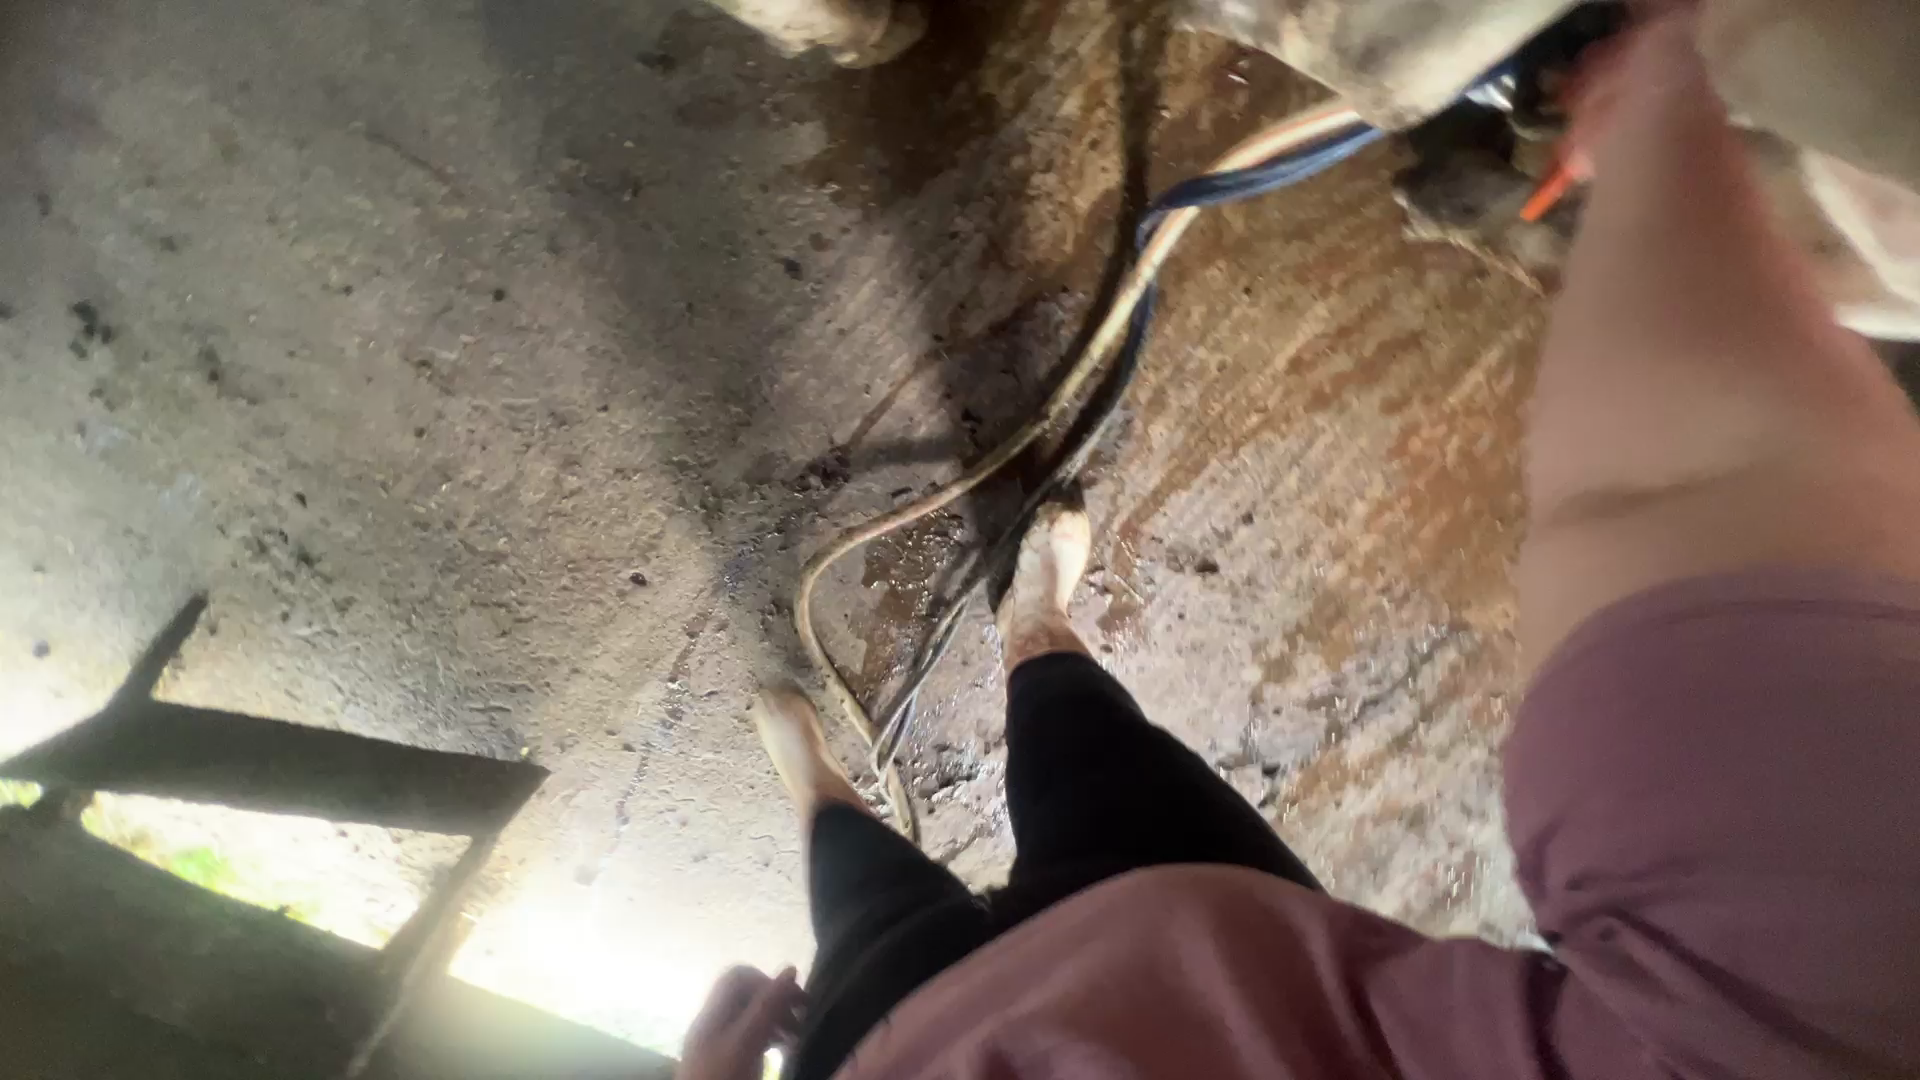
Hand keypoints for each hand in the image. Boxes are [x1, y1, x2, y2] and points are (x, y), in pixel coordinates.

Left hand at [677, 965, 803, 1079]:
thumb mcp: (746, 1042)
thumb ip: (767, 1006)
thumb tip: (791, 969)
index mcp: (712, 1016)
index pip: (738, 976)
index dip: (767, 980)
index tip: (791, 1001)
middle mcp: (712, 1027)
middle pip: (745, 996)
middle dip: (776, 1001)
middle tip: (801, 1017)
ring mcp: (716, 1049)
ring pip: (749, 1018)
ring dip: (775, 1020)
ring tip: (795, 1037)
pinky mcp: (724, 1068)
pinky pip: (748, 1039)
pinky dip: (768, 1038)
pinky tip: (781, 1052)